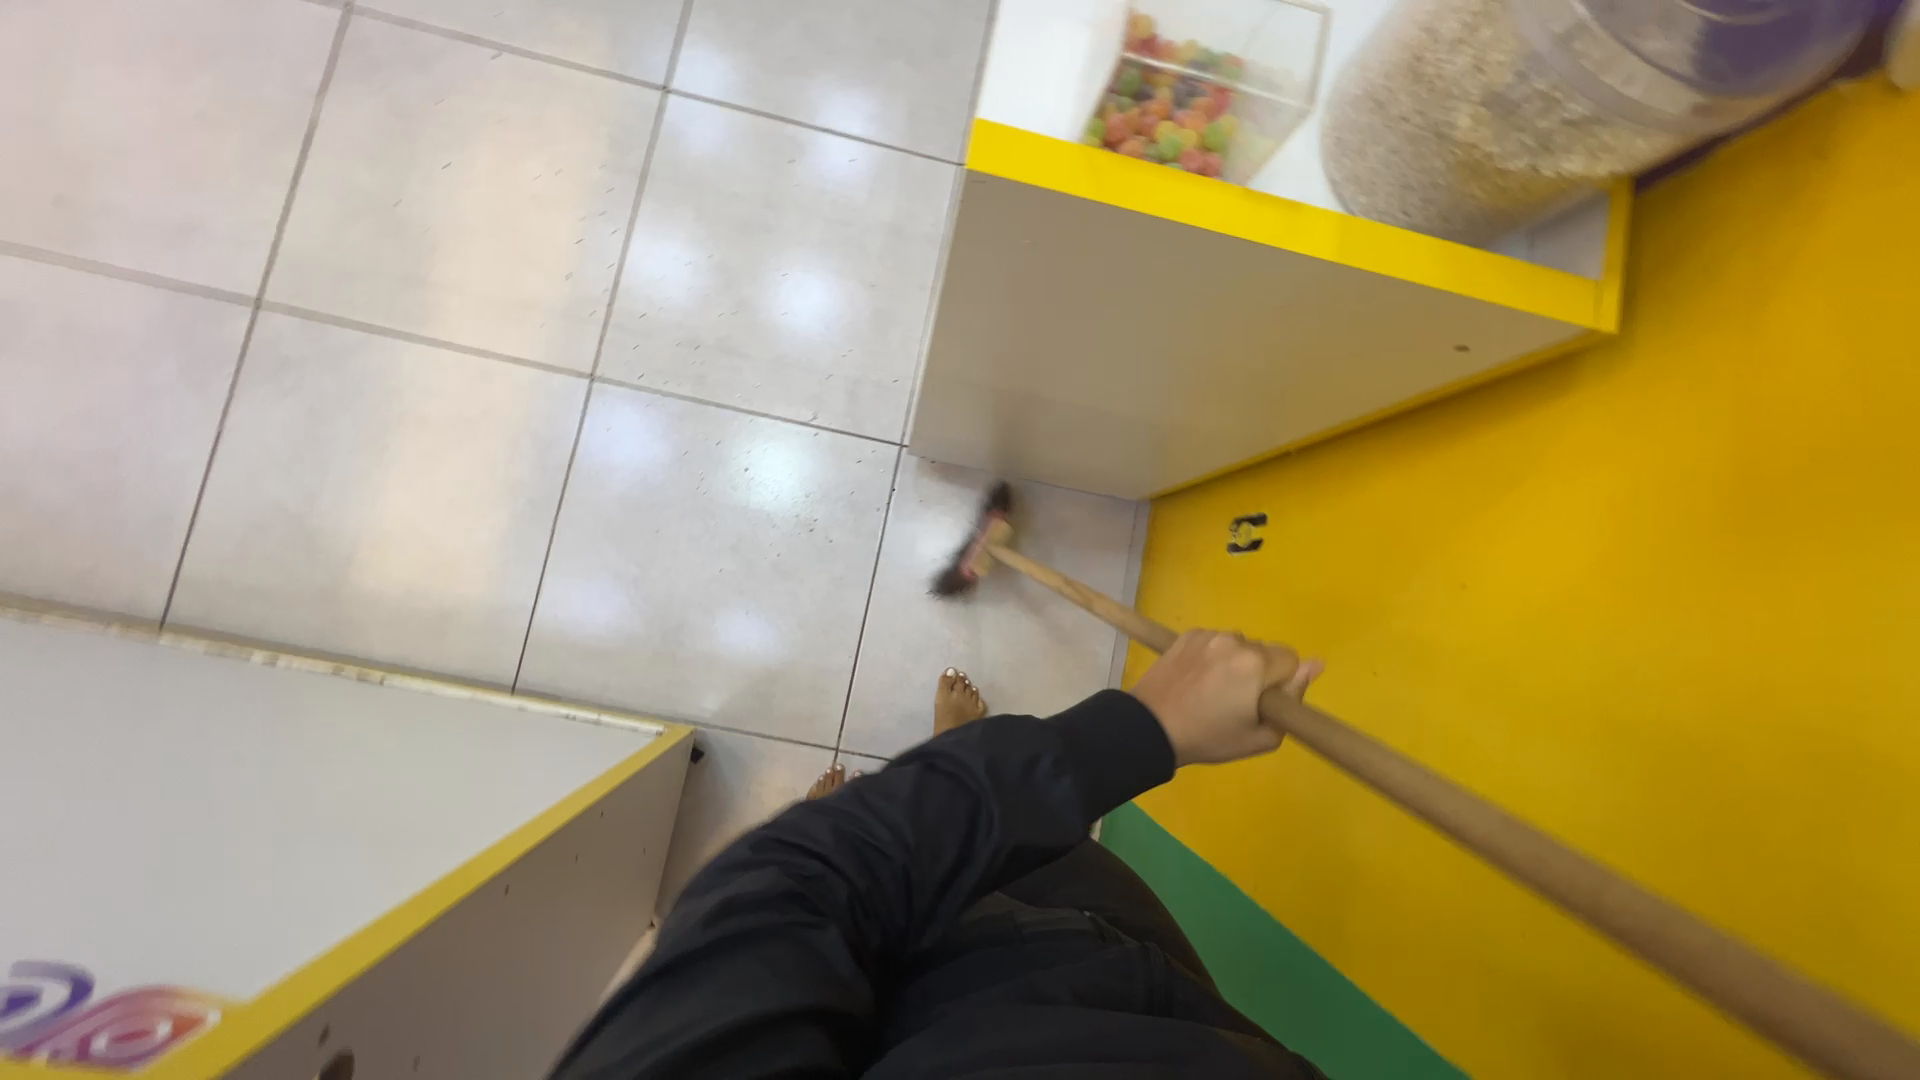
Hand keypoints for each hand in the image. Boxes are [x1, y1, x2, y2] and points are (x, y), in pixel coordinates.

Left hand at [1129, 629, 1321, 767]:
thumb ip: (1293, 699)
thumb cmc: (1209, 737)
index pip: (1291, 659)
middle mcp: (1233, 639)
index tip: (1263, 701)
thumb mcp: (1261, 735)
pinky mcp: (1186, 635)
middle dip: (1260, 671)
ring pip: (1238, 644)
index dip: (1283, 682)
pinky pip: (1214, 641)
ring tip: (1213, 689)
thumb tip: (1316, 665)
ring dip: (1235, 661)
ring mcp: (1207, 634)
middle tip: (1235, 699)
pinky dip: (1213, 656)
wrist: (1151, 726)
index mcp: (1255, 662)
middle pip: (1264, 650)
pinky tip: (1197, 678)